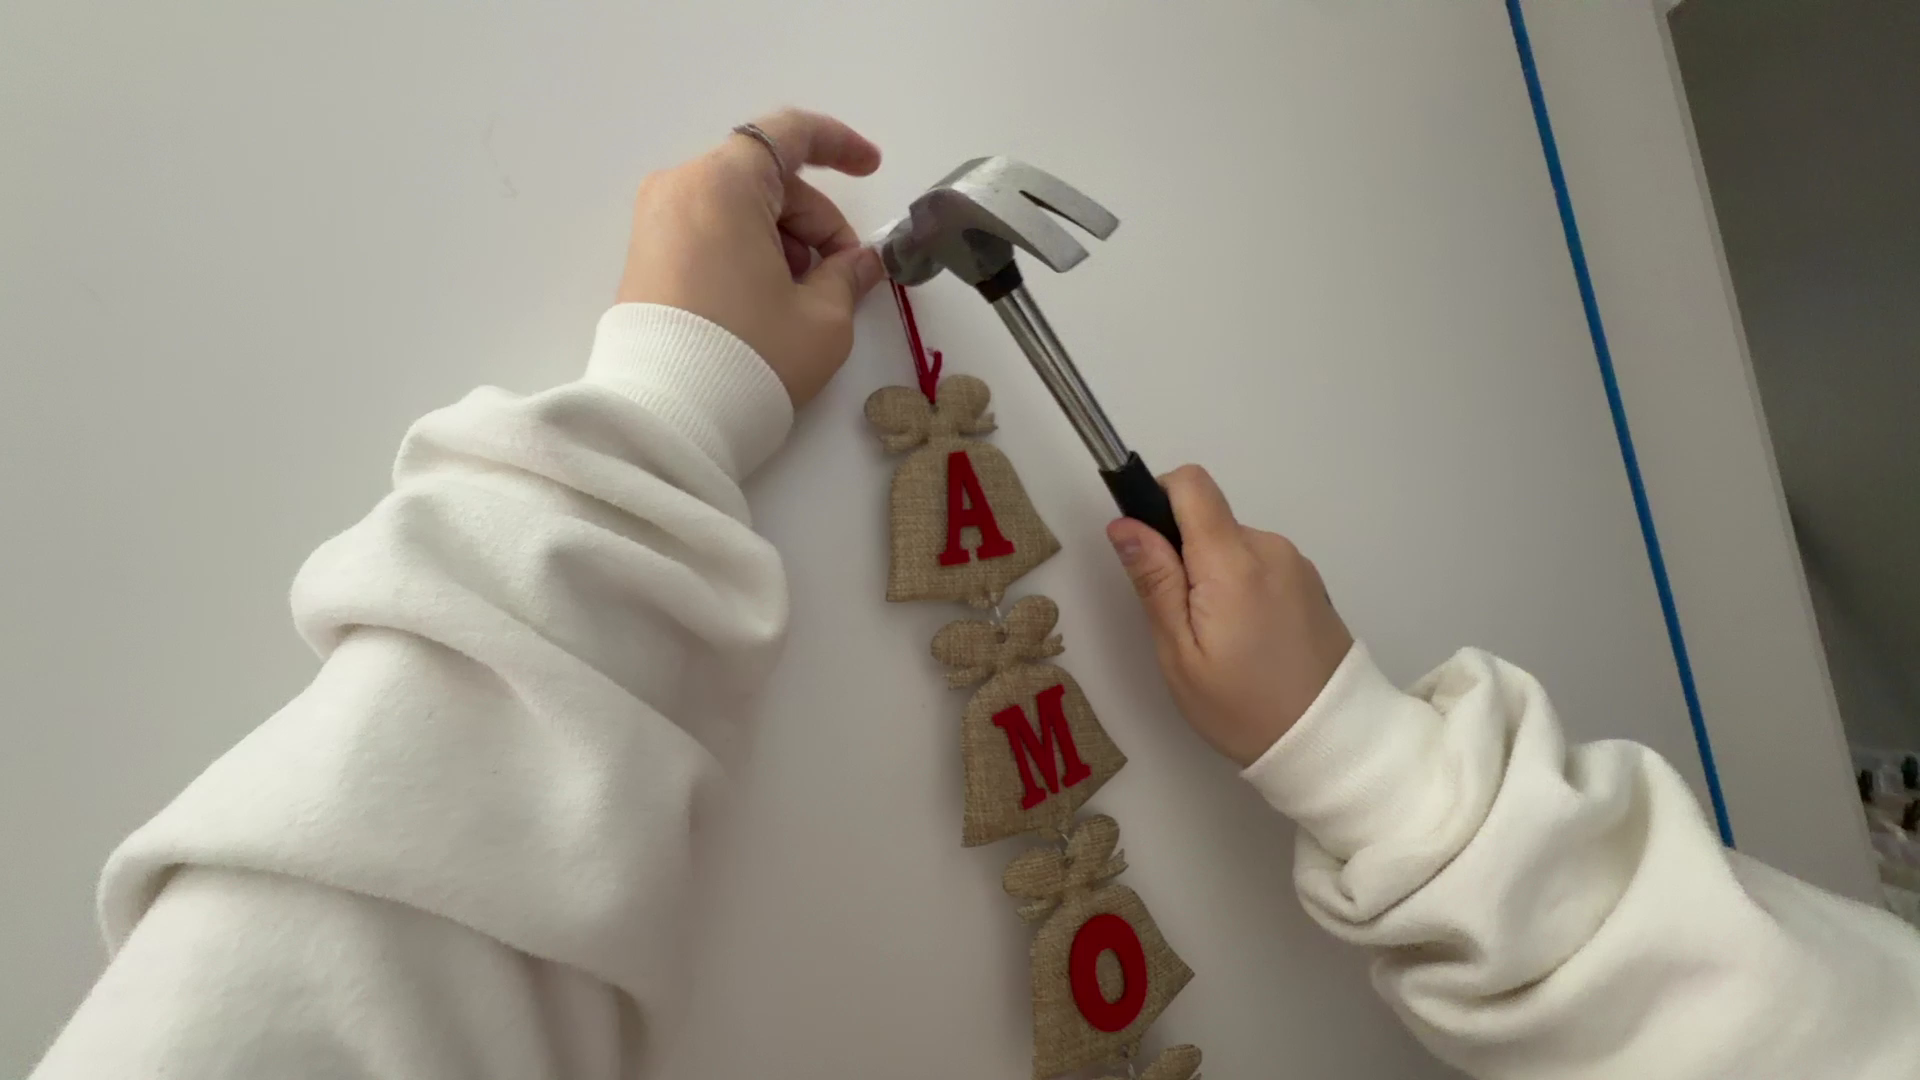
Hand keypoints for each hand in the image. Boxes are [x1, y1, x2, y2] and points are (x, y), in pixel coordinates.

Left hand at [616, 108, 887, 406]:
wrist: (671, 417)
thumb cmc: (755, 356)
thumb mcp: (823, 318)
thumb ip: (849, 275)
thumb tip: (861, 262)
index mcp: (723, 183)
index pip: (788, 135)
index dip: (839, 145)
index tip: (871, 167)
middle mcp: (680, 188)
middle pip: (768, 183)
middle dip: (817, 223)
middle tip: (847, 278)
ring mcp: (656, 224)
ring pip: (741, 212)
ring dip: (787, 244)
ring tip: (806, 303)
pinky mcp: (647, 260)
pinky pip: (713, 236)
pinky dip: (752, 256)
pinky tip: (772, 305)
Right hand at [1108, 466, 1353, 766]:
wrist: (1333, 742)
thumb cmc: (1242, 707)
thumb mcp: (1180, 653)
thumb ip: (1154, 581)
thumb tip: (1124, 526)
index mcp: (1233, 562)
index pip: (1191, 484)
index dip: (1157, 497)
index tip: (1145, 544)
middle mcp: (1269, 548)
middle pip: (1208, 517)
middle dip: (1181, 552)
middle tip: (1180, 618)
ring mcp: (1295, 563)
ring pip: (1230, 543)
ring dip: (1210, 572)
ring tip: (1216, 636)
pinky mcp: (1309, 581)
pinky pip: (1256, 562)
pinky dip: (1237, 584)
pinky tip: (1245, 636)